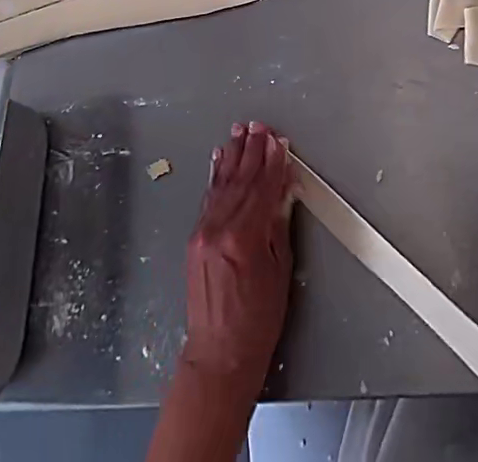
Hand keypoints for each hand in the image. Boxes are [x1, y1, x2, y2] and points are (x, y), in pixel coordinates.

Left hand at [180, 121, 294, 381]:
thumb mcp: (280, 270)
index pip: (264, 189)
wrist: (219, 352)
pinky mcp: (194, 238)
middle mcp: (219, 229)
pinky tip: (220, 159)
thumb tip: (283, 190)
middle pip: (241, 180)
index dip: (274, 163)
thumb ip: (278, 225)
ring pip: (222, 185)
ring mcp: (203, 232)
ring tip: (240, 131)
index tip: (281, 142)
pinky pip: (208, 199)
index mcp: (244, 237)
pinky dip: (216, 177)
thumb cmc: (259, 319)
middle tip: (260, 126)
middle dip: (252, 150)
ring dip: (233, 156)